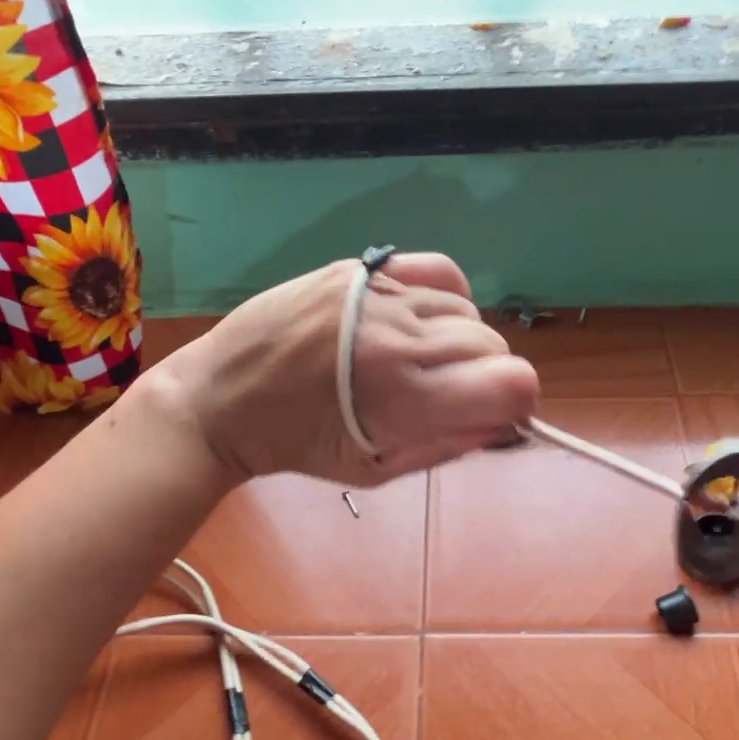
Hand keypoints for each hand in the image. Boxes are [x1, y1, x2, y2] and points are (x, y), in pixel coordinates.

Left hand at [131, 253, 539, 485]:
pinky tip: (419, 320)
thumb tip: (503, 424)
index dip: (515, 405)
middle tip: (445, 395)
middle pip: (494, 346)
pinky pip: (439, 271)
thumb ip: (447, 445)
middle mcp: (402, 336)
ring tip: (417, 360)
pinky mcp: (360, 268)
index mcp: (406, 395)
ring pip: (468, 311)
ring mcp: (380, 294)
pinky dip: (445, 297)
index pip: (514, 383)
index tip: (491, 415)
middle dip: (484, 377)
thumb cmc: (298, 445)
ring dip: (459, 342)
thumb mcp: (377, 471)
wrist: (223, 397)